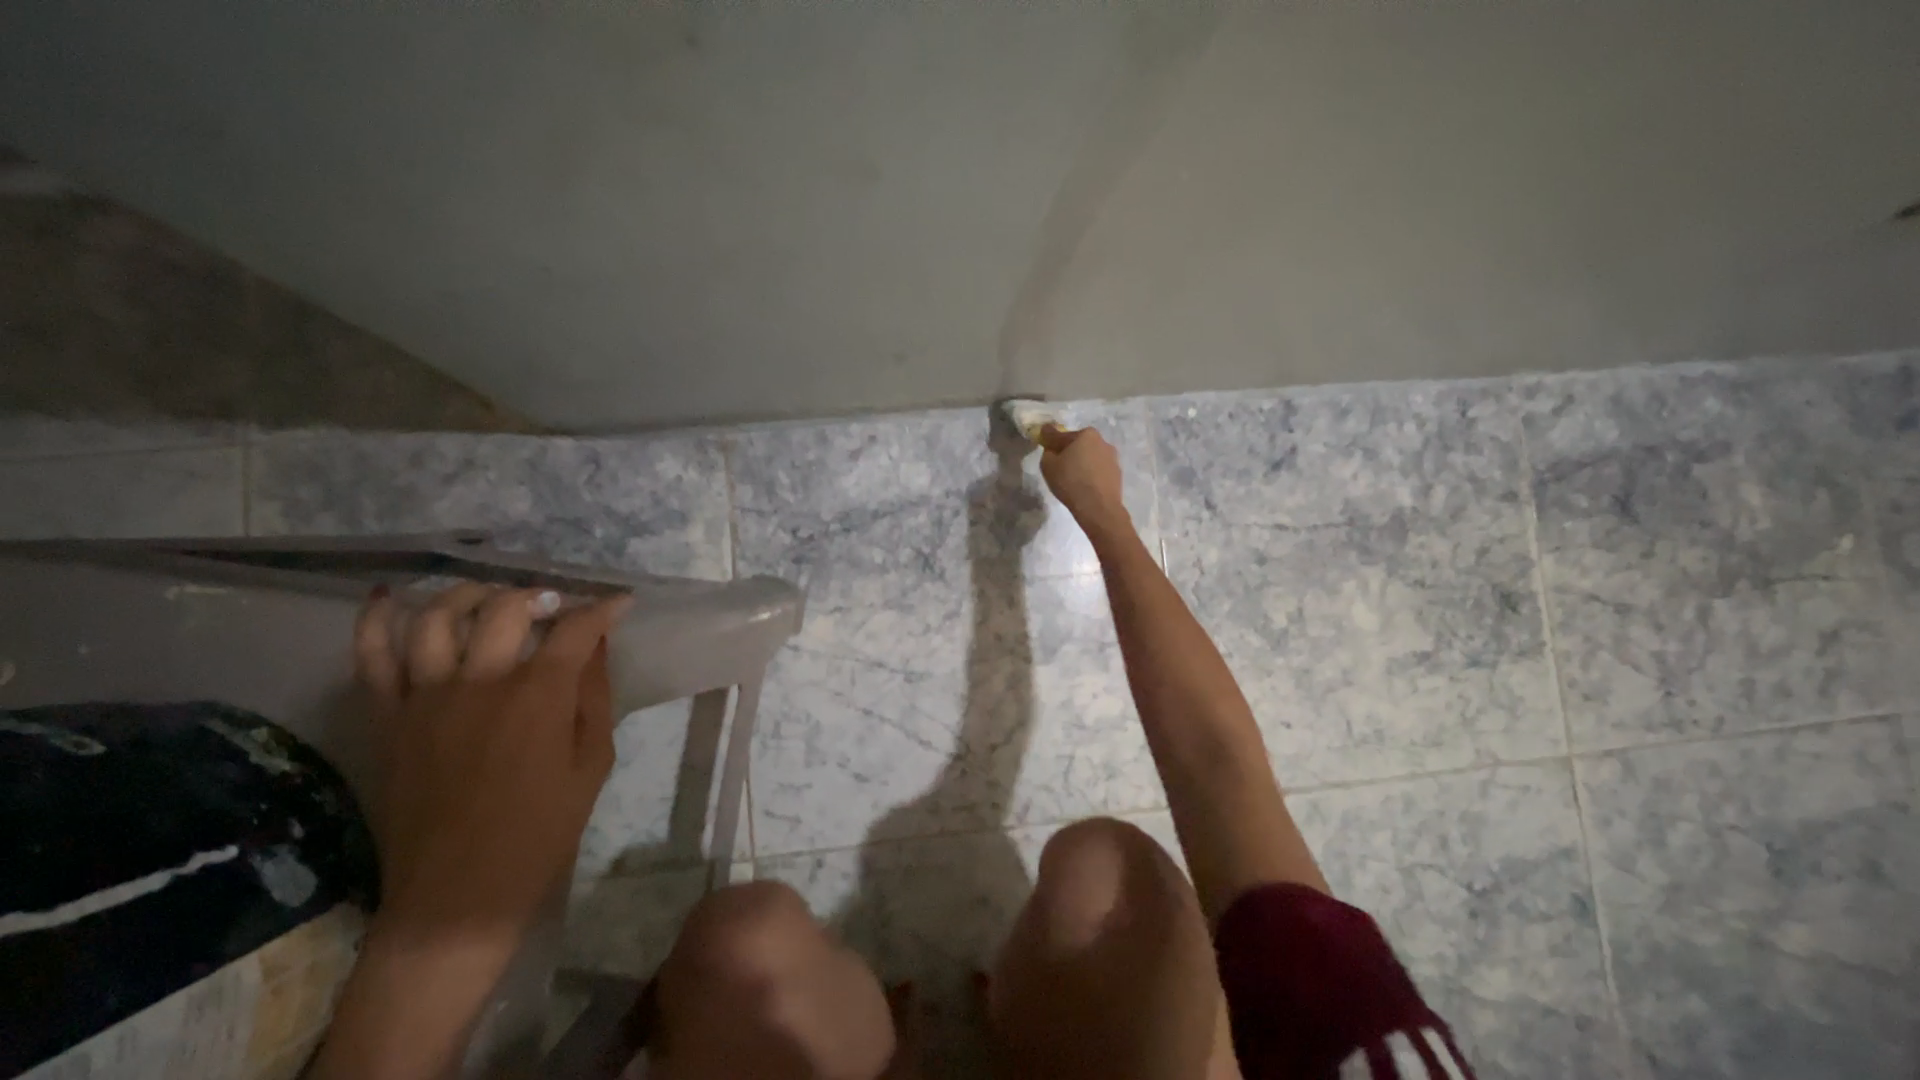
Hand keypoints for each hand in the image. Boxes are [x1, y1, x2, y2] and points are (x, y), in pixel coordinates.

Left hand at [353, 583, 631, 945]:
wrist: (458, 894)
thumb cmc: (541, 834)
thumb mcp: (591, 766)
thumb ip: (594, 698)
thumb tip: (596, 647)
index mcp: (538, 697)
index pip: (575, 629)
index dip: (602, 609)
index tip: (618, 602)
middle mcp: (480, 682)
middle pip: (506, 608)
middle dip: (537, 596)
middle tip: (553, 606)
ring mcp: (426, 697)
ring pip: (437, 617)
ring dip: (468, 594)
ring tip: (489, 598)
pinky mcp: (389, 718)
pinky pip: (372, 657)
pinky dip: (377, 619)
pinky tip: (392, 597)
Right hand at [1038, 425, 1128, 536]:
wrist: (1099, 507)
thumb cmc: (1071, 481)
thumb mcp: (1048, 465)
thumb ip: (1048, 452)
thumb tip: (1053, 450)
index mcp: (1085, 434)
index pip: (1061, 435)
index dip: (1049, 440)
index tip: (1044, 441)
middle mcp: (1102, 441)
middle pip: (1078, 445)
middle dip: (1069, 452)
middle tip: (1059, 466)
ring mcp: (1112, 458)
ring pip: (1090, 457)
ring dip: (1082, 463)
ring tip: (1073, 479)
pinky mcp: (1117, 473)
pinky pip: (1098, 470)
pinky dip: (1091, 474)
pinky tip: (1085, 487)